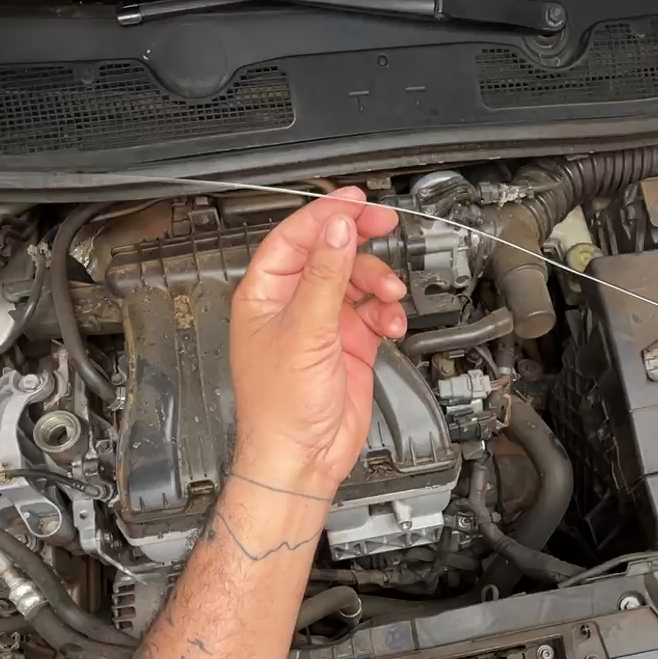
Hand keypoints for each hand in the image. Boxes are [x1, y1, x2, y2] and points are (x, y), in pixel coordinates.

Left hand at [229, 188, 407, 496]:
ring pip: (357, 283)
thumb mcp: (304, 332)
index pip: (295, 238)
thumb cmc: (280, 408)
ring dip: (379, 284)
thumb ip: (324, 277)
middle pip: (330, 254)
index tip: (356, 201)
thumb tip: (337, 231)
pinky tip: (391, 325)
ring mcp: (324, 326)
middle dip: (360, 242)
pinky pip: (374, 315)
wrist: (303, 457)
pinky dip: (387, 314)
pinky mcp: (350, 347)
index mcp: (266, 295)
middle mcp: (294, 305)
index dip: (325, 215)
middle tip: (386, 225)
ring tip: (390, 296)